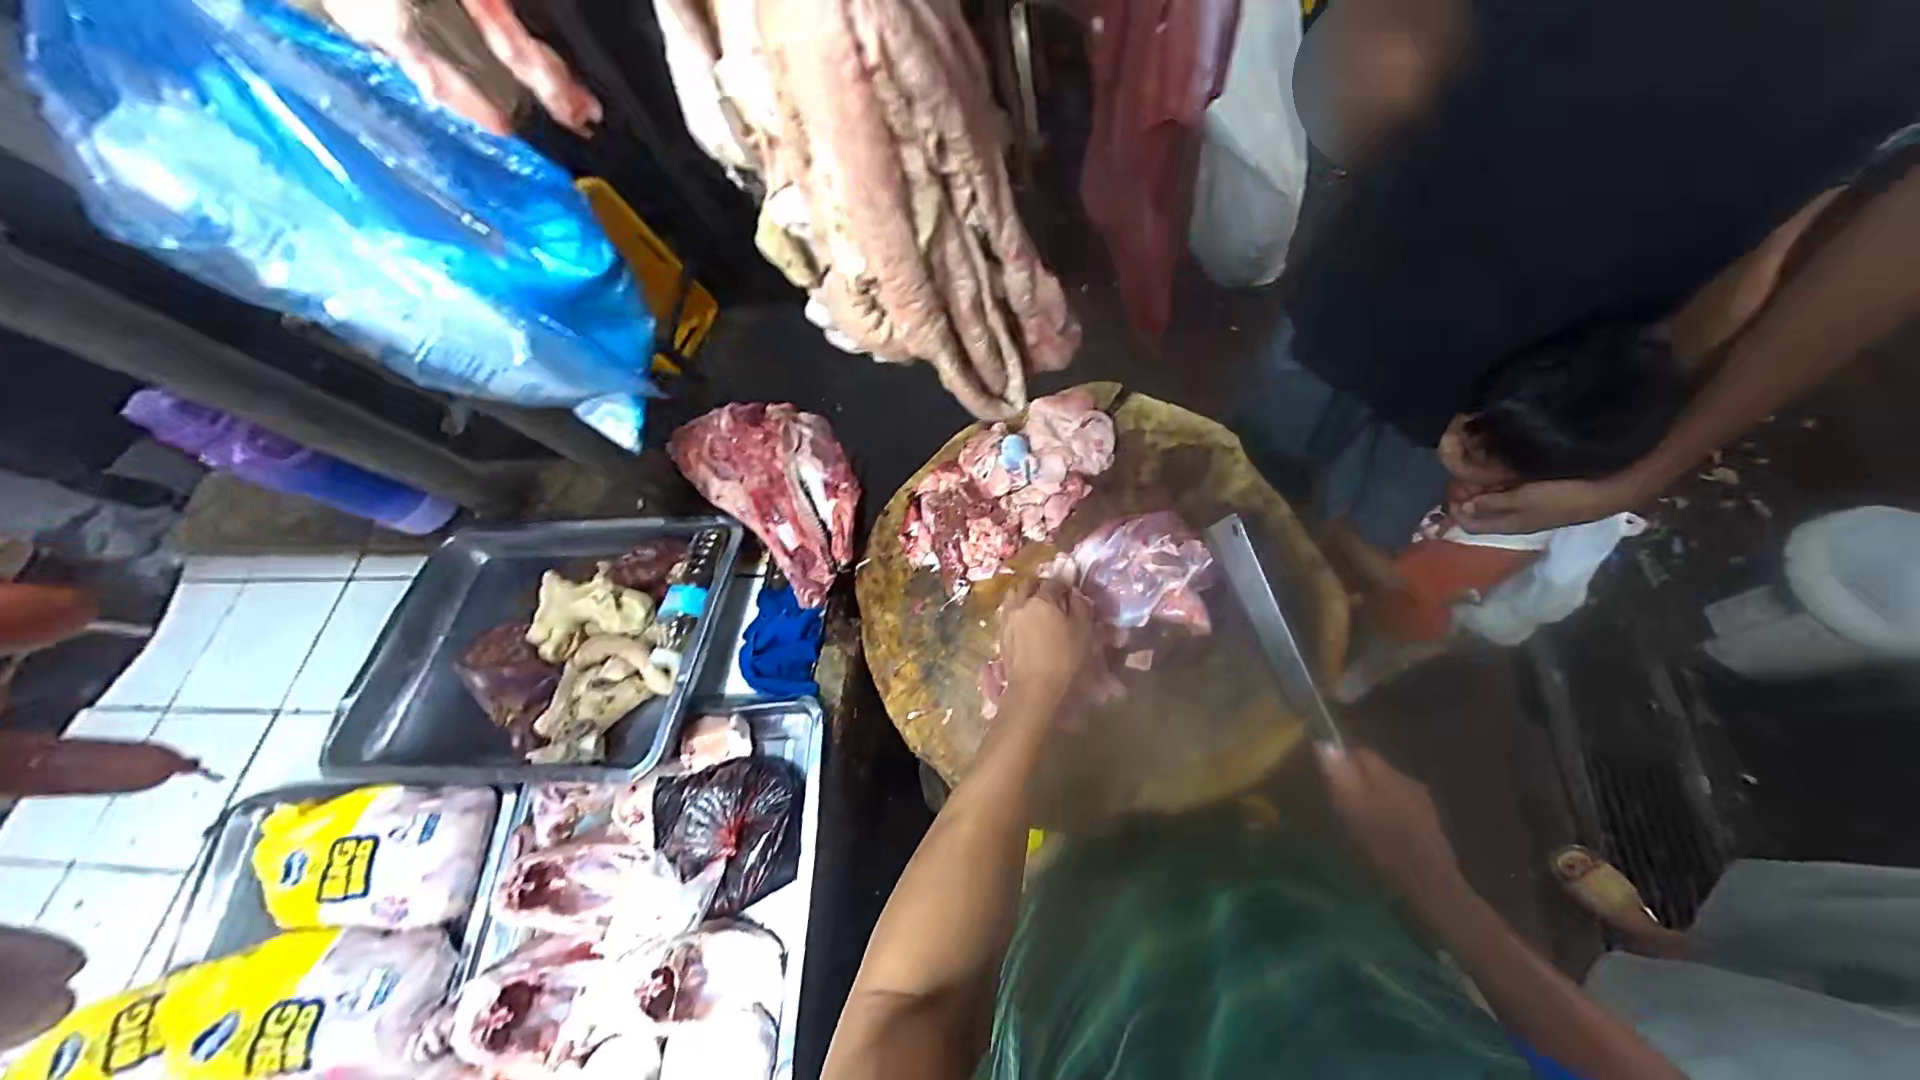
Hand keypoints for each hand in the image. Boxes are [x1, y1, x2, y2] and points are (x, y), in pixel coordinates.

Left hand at [999, 578, 1094, 706]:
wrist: (1035, 691)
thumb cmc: (1065, 659)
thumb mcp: (1083, 630)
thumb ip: (1080, 606)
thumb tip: (1073, 594)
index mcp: (1040, 600)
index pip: (1053, 582)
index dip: (1064, 586)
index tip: (1072, 594)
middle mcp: (1019, 605)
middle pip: (1028, 585)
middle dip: (1040, 587)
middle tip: (1053, 598)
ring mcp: (1006, 620)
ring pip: (1013, 598)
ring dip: (1024, 597)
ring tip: (1036, 610)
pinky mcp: (1001, 637)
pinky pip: (1008, 615)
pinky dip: (1017, 613)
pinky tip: (1026, 625)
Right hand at [1317, 745, 1462, 900]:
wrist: (1430, 885)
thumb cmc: (1384, 845)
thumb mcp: (1351, 809)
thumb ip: (1338, 774)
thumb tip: (1324, 744)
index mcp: (1388, 776)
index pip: (1361, 752)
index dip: (1341, 760)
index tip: (1328, 778)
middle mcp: (1408, 781)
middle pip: (1375, 769)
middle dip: (1357, 779)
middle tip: (1341, 801)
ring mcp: (1423, 801)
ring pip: (1388, 787)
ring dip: (1373, 795)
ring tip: (1361, 818)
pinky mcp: (1430, 822)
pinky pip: (1401, 804)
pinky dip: (1388, 810)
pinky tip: (1383, 831)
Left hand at [1453, 474, 1639, 534]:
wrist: (1608, 491)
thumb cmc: (1562, 497)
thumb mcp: (1522, 500)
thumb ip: (1492, 505)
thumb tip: (1463, 509)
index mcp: (1508, 525)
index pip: (1470, 525)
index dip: (1456, 510)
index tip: (1451, 491)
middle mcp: (1515, 521)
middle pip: (1481, 513)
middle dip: (1467, 498)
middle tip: (1461, 479)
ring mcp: (1529, 510)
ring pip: (1495, 503)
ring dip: (1483, 491)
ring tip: (1474, 473)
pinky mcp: (1541, 498)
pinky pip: (1511, 495)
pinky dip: (1500, 486)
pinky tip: (1498, 472)